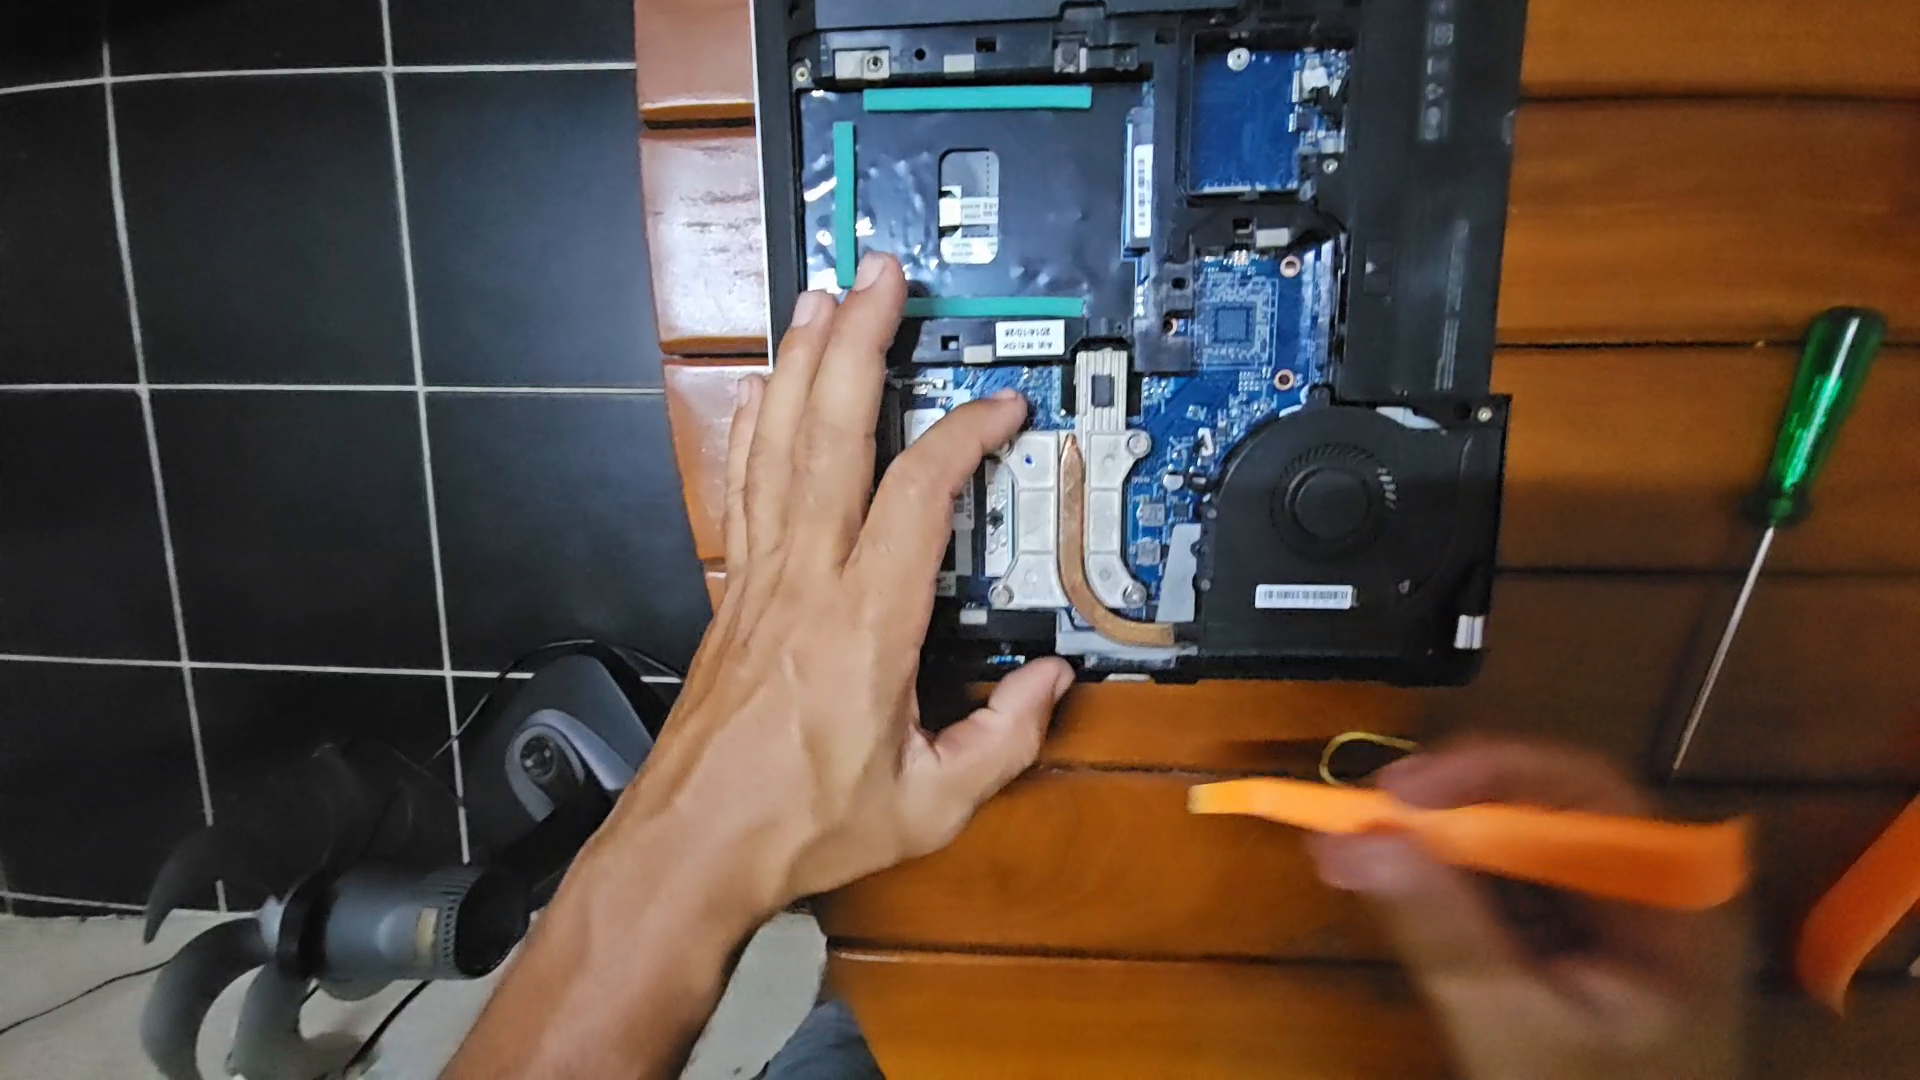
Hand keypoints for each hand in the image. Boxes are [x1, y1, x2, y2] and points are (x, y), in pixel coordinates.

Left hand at [609, 252, 1072, 911]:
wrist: (694, 846)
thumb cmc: (799, 823)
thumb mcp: (930, 803)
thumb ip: (1004, 741)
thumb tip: (1049, 685)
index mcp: (866, 624)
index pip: (920, 495)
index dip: (964, 435)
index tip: (1000, 408)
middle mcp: (807, 580)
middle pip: (832, 433)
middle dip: (857, 344)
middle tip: (877, 281)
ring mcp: (761, 576)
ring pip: (779, 443)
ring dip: (801, 363)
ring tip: (820, 302)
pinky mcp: (735, 588)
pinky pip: (745, 484)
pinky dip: (756, 426)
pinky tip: (761, 390)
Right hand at [1306, 741, 1745, 1079]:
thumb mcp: (1513, 1022)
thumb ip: (1444, 931)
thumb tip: (1356, 840)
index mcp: (1670, 898)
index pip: (1582, 787)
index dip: (1488, 770)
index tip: (1401, 790)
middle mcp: (1639, 880)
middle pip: (1535, 799)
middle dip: (1443, 801)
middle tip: (1368, 811)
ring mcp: (1597, 902)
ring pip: (1502, 828)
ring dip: (1426, 830)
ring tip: (1355, 841)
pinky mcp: (1555, 923)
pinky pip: (1488, 869)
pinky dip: (1430, 865)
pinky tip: (1379, 871)